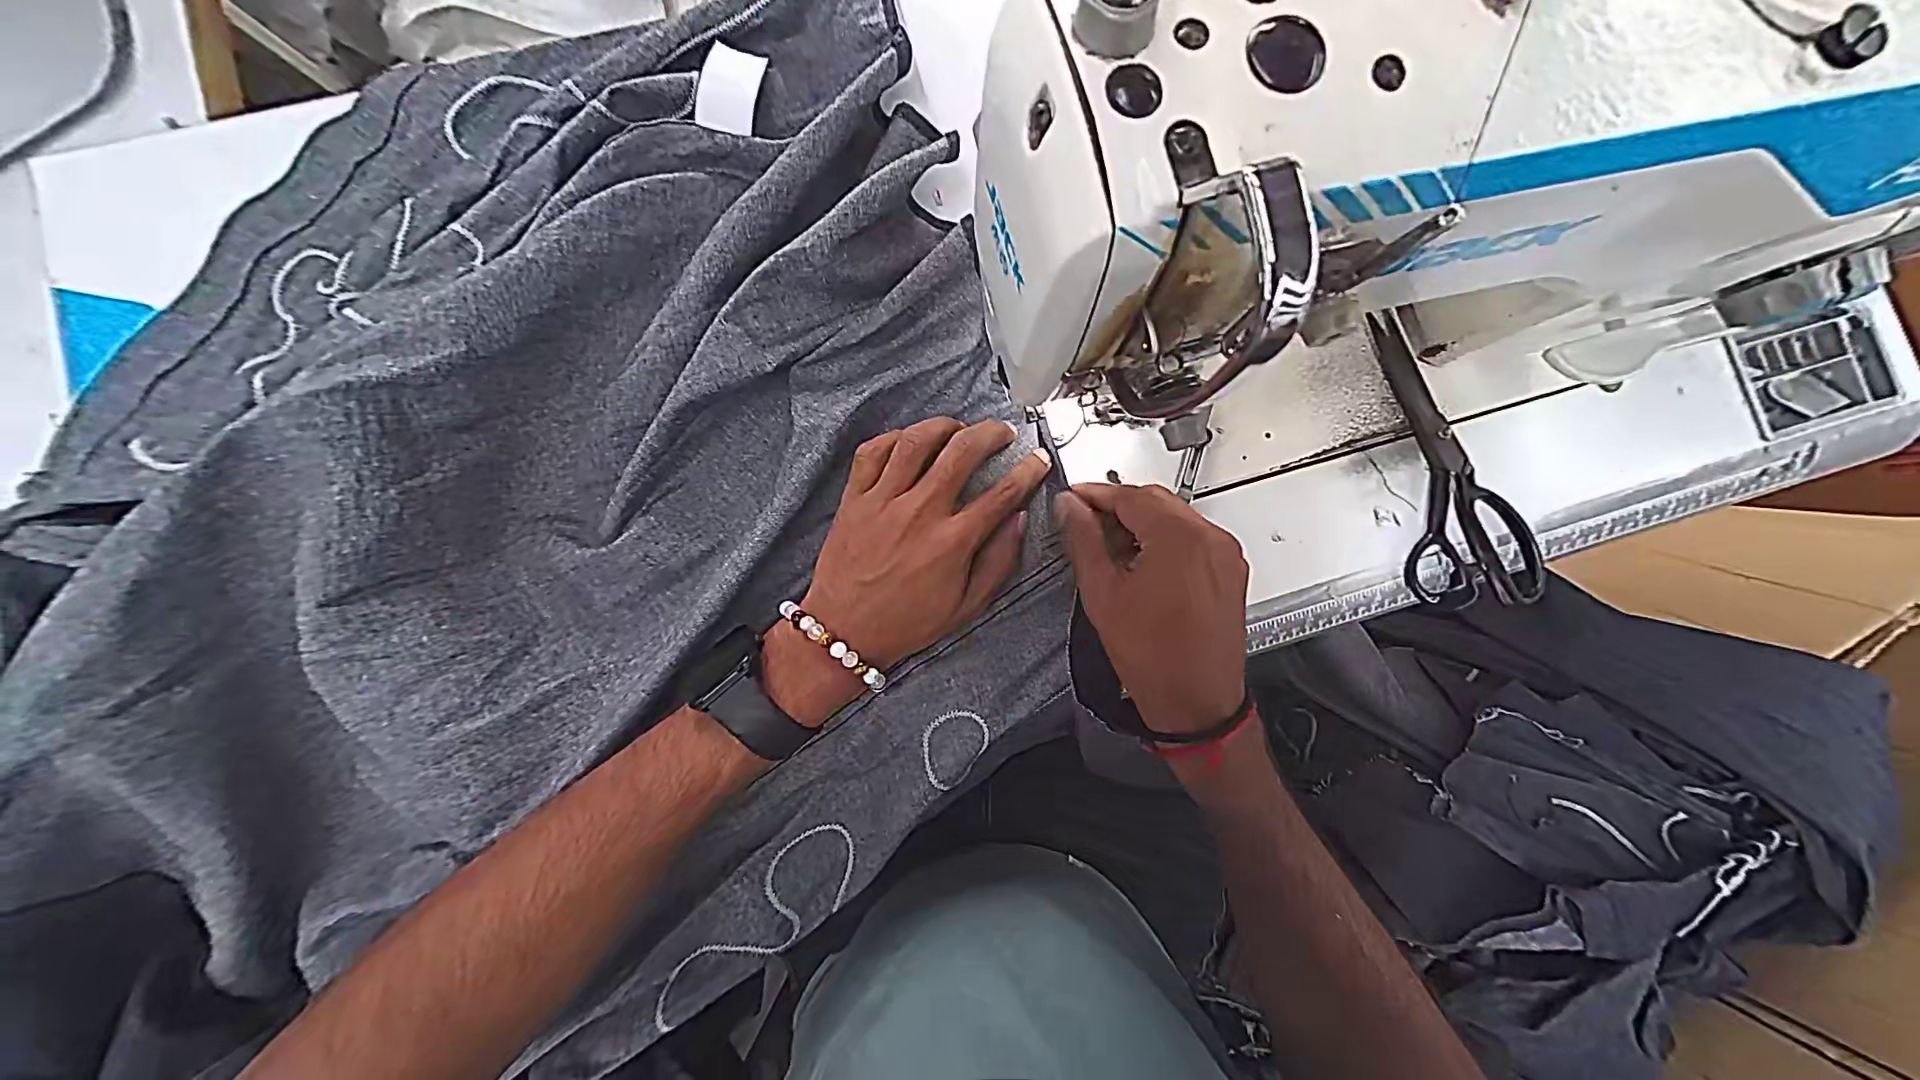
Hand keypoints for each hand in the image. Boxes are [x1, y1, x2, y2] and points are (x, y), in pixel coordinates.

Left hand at [763, 417, 1050, 724]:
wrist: (846, 630)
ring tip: (958, 428)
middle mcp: (918, 514)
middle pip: (962, 451)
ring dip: (944, 425)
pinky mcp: (855, 499)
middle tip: (1000, 433)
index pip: (1002, 493)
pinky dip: (894, 437)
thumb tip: (1018, 522)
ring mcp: (883, 502)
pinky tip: (909, 441)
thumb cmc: (905, 622)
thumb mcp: (967, 606)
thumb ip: (999, 562)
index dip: (1028, 471)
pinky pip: (873, 451)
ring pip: (917, 441)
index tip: (1037, 461)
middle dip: (990, 433)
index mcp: (951, 542)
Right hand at [1053, 483, 1248, 735]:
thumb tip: (1071, 509)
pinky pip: (1193, 538)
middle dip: (1117, 507)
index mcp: (1181, 539)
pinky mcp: (1230, 571)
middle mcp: (1211, 539)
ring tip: (1110, 548)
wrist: (1196, 703)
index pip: (1130, 495)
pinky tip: (1140, 562)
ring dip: (1141, 523)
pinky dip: (1164, 540)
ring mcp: (1225, 555)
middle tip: (1085, 522)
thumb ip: (1083, 541)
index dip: (1095, 495)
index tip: (1074, 499)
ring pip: (1175, 517)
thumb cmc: (1158, 661)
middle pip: (1156, 500)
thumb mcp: (1103, 594)